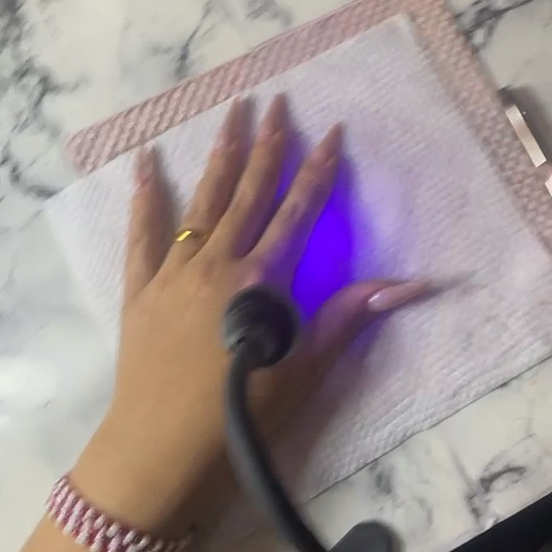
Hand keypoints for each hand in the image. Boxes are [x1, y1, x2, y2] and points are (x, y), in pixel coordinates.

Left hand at [74, 97, 427, 531]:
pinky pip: (142, 233)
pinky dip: (145, 195)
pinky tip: (146, 161)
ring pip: (203, 200)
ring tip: (231, 111)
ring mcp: (175, 270)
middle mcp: (219, 261)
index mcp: (262, 278)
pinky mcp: (140, 287)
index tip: (331, 131)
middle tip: (276, 101)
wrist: (162, 451)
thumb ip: (350, 316)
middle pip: (250, 192)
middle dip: (267, 144)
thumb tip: (411, 285)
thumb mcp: (306, 366)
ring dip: (220, 154)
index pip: (299, 211)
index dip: (318, 170)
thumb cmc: (242, 414)